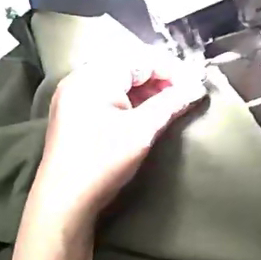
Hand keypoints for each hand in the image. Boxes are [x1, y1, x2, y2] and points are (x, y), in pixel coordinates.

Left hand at [28, 55, 207, 227]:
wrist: (63, 200)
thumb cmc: (103, 161)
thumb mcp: (142, 131)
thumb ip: (170, 104)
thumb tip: (197, 88)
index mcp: (94, 76)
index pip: (141, 59)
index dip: (171, 70)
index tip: (195, 85)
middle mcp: (79, 78)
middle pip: (127, 66)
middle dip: (158, 78)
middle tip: (184, 94)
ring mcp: (71, 95)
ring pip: (115, 80)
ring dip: (143, 89)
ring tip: (168, 105)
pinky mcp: (70, 113)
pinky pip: (103, 94)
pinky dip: (125, 99)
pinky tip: (142, 113)